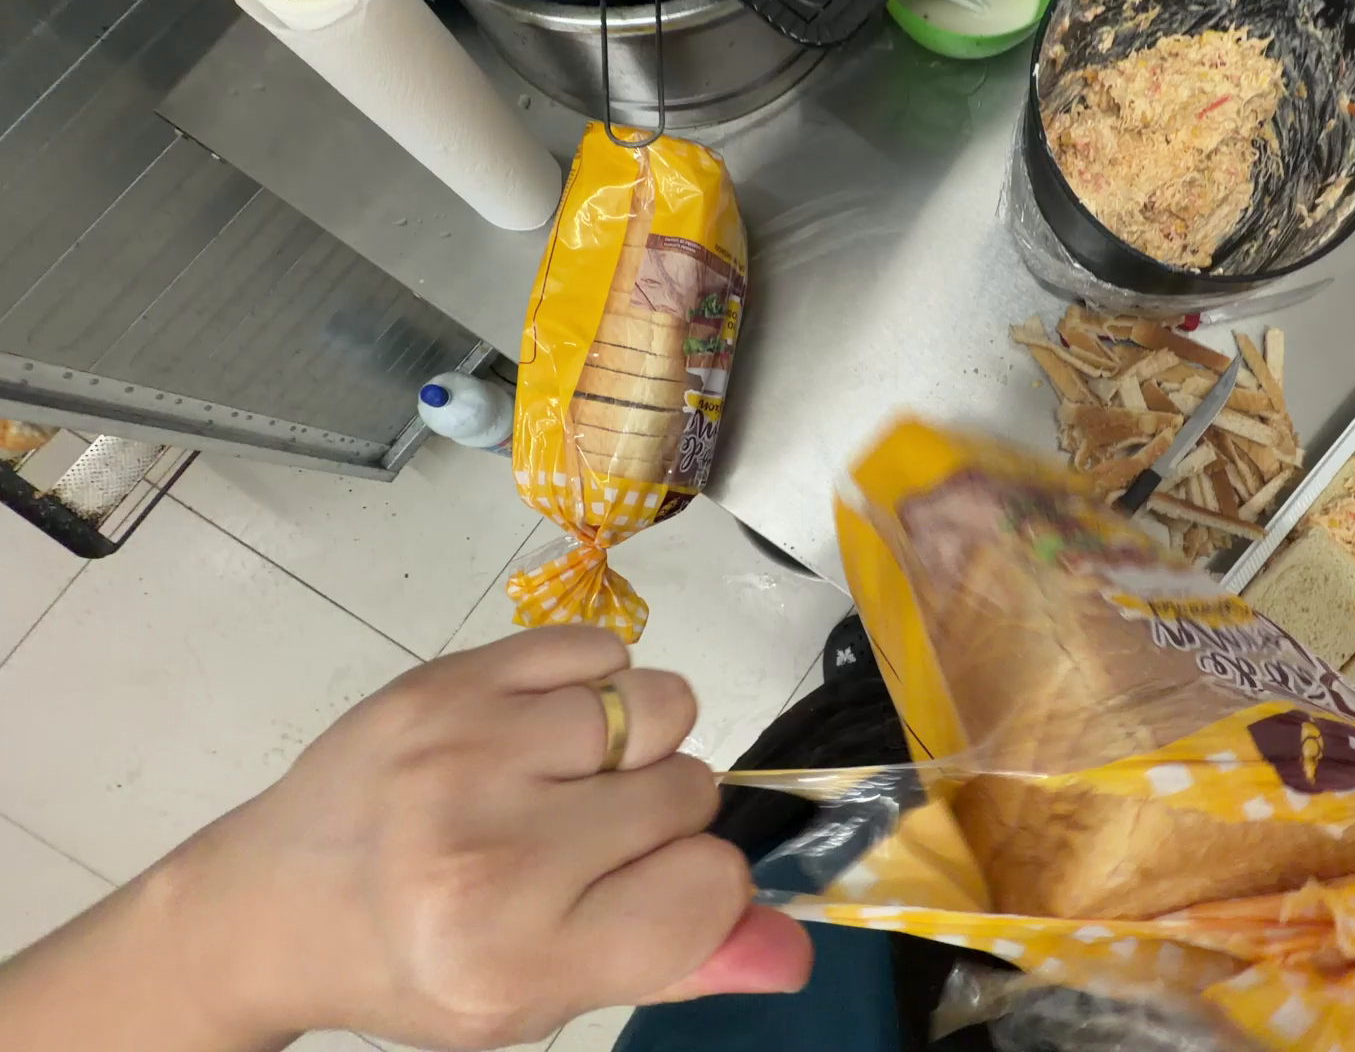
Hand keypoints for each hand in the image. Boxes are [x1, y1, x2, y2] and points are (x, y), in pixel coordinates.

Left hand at [142, 626, 811, 1049]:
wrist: (269, 898)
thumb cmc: (423, 960)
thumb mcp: (549, 997)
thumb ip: (682, 967)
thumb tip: (794, 956)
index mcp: (515, 956)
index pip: (714, 888)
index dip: (700, 882)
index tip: (640, 886)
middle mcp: (489, 854)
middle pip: (695, 788)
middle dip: (659, 811)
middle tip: (579, 834)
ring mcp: (468, 749)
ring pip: (666, 705)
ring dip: (639, 740)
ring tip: (568, 769)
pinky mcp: (453, 675)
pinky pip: (607, 649)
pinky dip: (597, 683)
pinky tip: (539, 724)